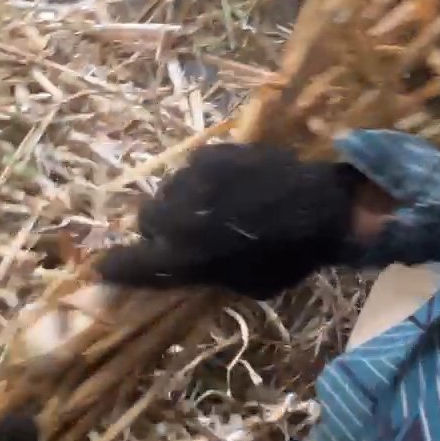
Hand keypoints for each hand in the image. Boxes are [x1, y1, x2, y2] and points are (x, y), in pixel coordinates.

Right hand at [96, 144, 369, 297]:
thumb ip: (205, 278)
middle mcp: (178, 217)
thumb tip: (183, 272)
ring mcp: (193, 179)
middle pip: (146, 219)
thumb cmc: (291, 258)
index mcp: (181, 258)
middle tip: (187, 231)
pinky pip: (194, 167)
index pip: (123, 264)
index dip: (118, 266)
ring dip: (183, 200)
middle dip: (161, 228)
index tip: (116, 266)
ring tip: (215, 205)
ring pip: (169, 189)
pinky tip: (231, 184)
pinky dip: (205, 177)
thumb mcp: (245, 287)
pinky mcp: (212, 153)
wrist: (324, 207)